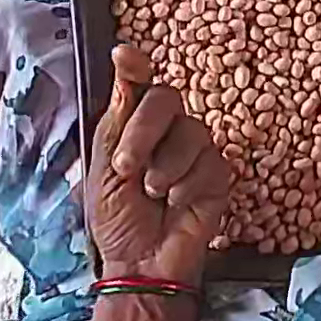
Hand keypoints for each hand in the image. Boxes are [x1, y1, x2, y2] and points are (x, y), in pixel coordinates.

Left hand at [87, 44, 230, 285]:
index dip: (135, 66)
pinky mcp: (217, 173)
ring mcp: (195, 150)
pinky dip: (188, 185)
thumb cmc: (117, 219)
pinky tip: (176, 203)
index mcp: (134, 125)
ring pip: (191, 131)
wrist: (141, 264)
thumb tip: (124, 59)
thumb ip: (118, 118)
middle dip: (144, 132)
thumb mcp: (103, 169)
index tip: (124, 56)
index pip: (138, 84)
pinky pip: (210, 163)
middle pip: (166, 99)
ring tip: (154, 194)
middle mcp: (167, 130)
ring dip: (166, 166)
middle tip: (126, 167)